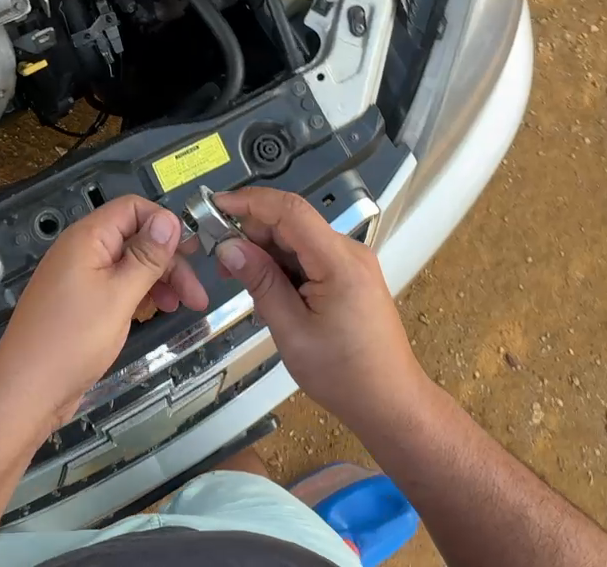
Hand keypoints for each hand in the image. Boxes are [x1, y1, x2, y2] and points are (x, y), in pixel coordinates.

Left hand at [0, 195, 208, 431]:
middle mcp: (82, 250)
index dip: (163, 224)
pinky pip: (116, 285)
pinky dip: (139, 295)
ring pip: (128, 264)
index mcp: (88, 237)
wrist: (26, 390)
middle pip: (135, 238)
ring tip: (182, 306)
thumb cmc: (73, 339)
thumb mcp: (119, 295)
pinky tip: (155, 313)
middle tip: (196, 293)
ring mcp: (80, 276)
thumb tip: (168, 218)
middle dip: (168, 261)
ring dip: (158, 280)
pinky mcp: (80, 301)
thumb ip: (146, 256)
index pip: (133, 208)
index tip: (190, 253)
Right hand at [214, 187, 428, 434]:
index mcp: (339, 261)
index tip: (214, 206)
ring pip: (297, 239)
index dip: (250, 201)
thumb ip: (261, 283)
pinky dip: (283, 267)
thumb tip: (229, 246)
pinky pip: (308, 256)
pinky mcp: (349, 276)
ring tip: (246, 287)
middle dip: (252, 234)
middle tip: (223, 263)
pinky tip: (270, 295)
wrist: (392, 405)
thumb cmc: (343, 375)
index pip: (290, 210)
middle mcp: (349, 251)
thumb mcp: (292, 331)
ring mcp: (351, 263)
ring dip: (266, 254)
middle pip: (291, 222)